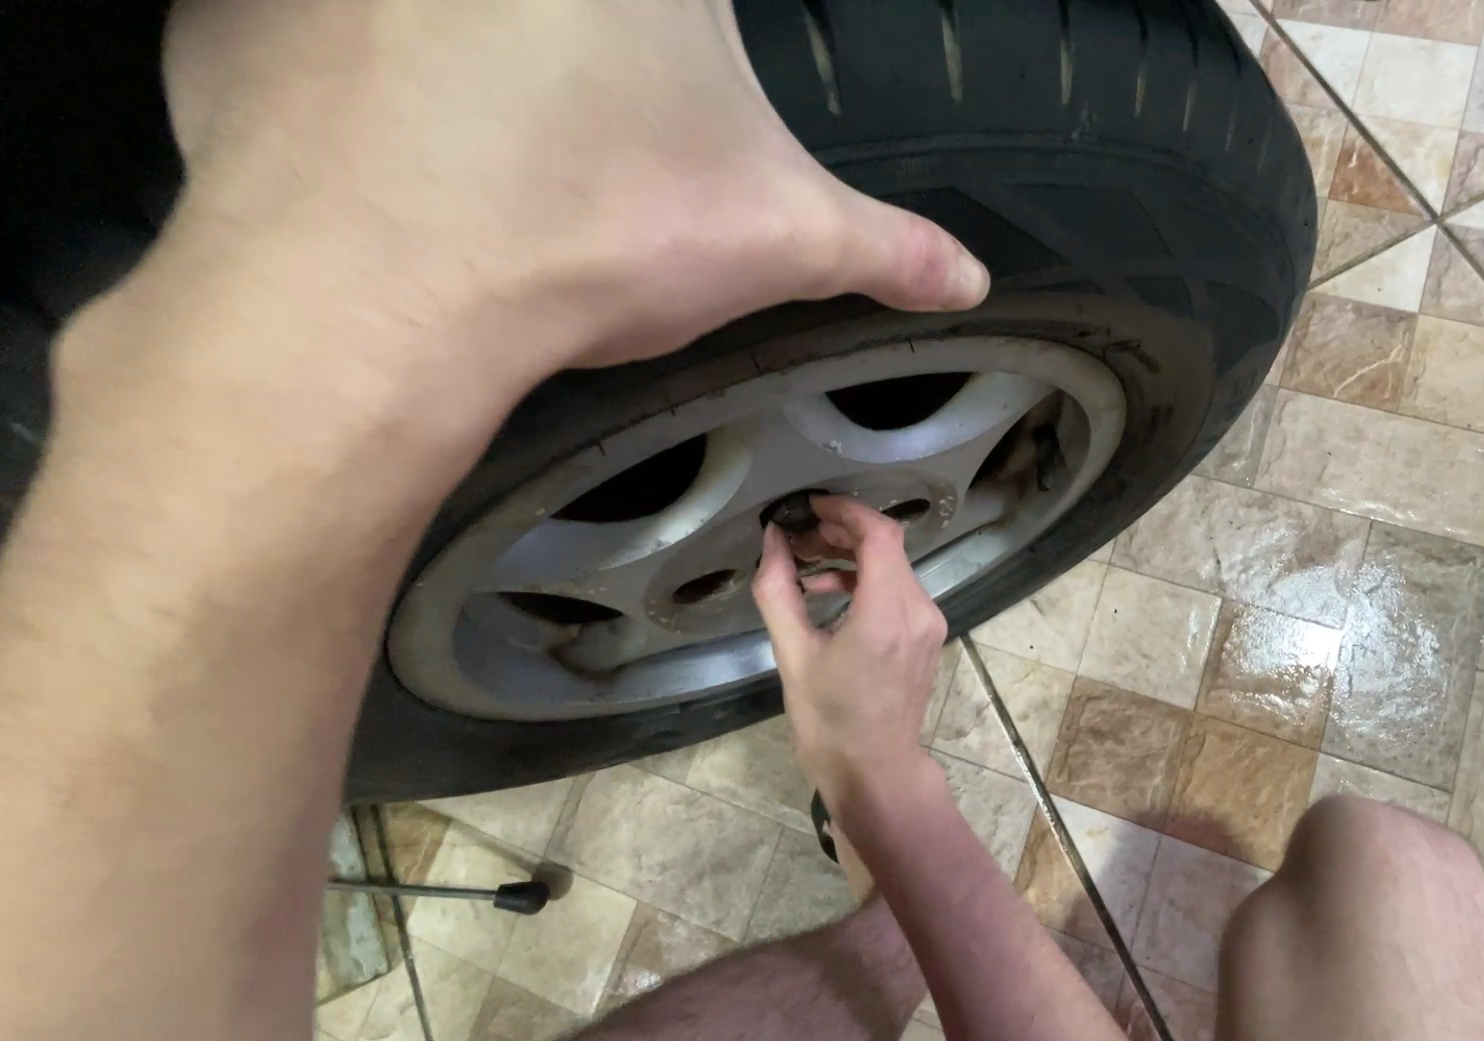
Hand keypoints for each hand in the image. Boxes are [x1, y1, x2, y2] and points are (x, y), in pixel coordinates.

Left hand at [109, 0, 987, 424]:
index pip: (684, 14)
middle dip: (600, 83)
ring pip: (454, 35)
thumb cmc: (602, 234)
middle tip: (600, 147)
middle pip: (579, 28)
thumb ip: (889, 250)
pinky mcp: (236, 10)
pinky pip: (323, 39)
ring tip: (507, 170)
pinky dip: (366, 92)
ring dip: (483, 76)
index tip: (671, 121)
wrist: (386, 292)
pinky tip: (406, 172)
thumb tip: (970, 278)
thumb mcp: (777, 239)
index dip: (675, 60)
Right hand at [751, 496, 947, 812]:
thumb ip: (779, 591)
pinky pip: (899, 591)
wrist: (875, 770)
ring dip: (852, 556)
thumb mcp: (792, 655)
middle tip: (798, 536)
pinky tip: (829, 591)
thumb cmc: (828, 722)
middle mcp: (919, 611)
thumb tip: (773, 542)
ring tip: (805, 562)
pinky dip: (867, 581)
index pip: (879, 535)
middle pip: (887, 547)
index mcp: (886, 615)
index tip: (810, 507)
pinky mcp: (929, 635)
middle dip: (841, 532)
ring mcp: (930, 624)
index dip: (846, 510)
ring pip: (894, 567)